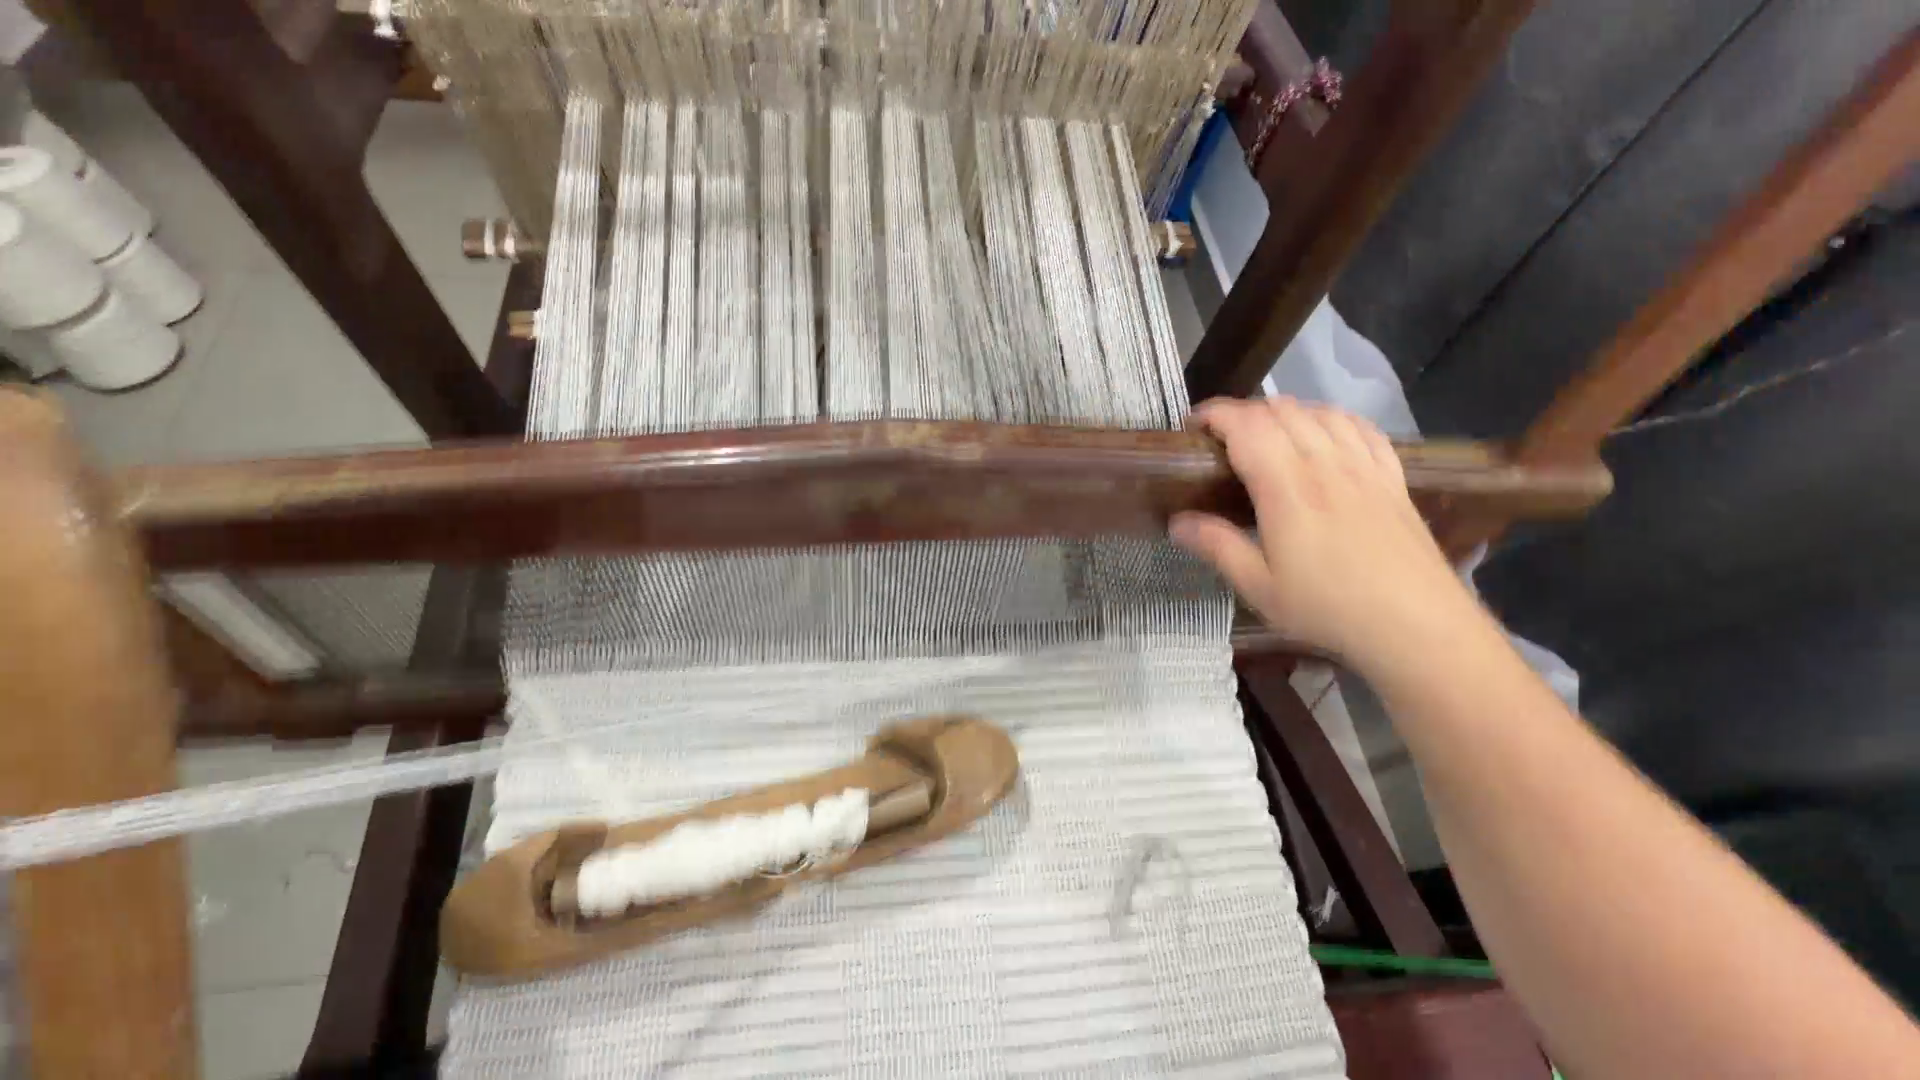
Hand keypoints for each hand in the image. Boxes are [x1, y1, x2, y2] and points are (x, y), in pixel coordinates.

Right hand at [1170, 397, 1481, 668]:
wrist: (1414, 622)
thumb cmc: (1329, 608)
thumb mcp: (1261, 587)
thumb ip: (1218, 547)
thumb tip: (1177, 521)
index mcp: (1287, 488)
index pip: (1246, 426)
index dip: (1215, 415)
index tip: (1193, 426)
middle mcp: (1325, 463)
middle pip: (1281, 411)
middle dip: (1244, 413)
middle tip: (1223, 438)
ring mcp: (1363, 465)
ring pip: (1320, 411)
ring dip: (1287, 412)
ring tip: (1268, 432)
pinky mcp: (1391, 476)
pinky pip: (1360, 427)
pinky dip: (1332, 418)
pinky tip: (1324, 432)